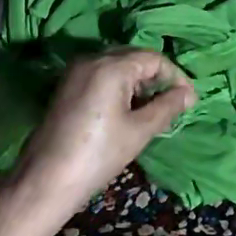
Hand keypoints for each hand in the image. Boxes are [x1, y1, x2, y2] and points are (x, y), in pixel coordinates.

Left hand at [0, 48, 194, 235]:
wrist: (47, 179)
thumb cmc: (98, 155)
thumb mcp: (139, 131)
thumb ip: (166, 107)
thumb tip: (188, 95)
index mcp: (110, 66)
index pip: (154, 58)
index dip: (176, 77)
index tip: (189, 101)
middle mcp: (91, 59)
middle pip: (134, 57)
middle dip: (157, 78)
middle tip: (174, 104)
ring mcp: (75, 71)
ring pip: (117, 65)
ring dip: (138, 82)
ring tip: (154, 110)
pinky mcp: (67, 86)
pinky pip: (101, 75)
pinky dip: (120, 86)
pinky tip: (128, 110)